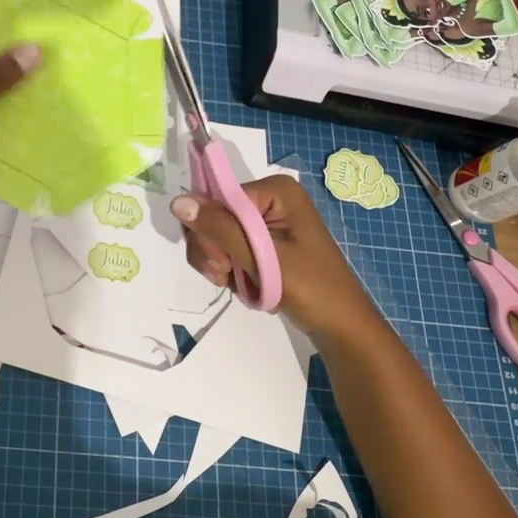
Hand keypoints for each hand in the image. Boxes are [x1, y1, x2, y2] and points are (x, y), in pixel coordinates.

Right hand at [171, 174, 383, 339]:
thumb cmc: (311, 288)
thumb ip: (219, 228)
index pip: (216, 200)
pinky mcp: (261, 242)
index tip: (224, 264)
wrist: (340, 325)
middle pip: (211, 216)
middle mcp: (267, 199)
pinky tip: (245, 284)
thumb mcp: (263, 258)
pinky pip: (227, 250)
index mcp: (274, 191)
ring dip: (220, 265)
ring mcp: (264, 222)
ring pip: (214, 236)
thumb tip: (178, 202)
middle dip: (214, 251)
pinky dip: (230, 271)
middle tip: (230, 275)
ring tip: (243, 284)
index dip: (210, 233)